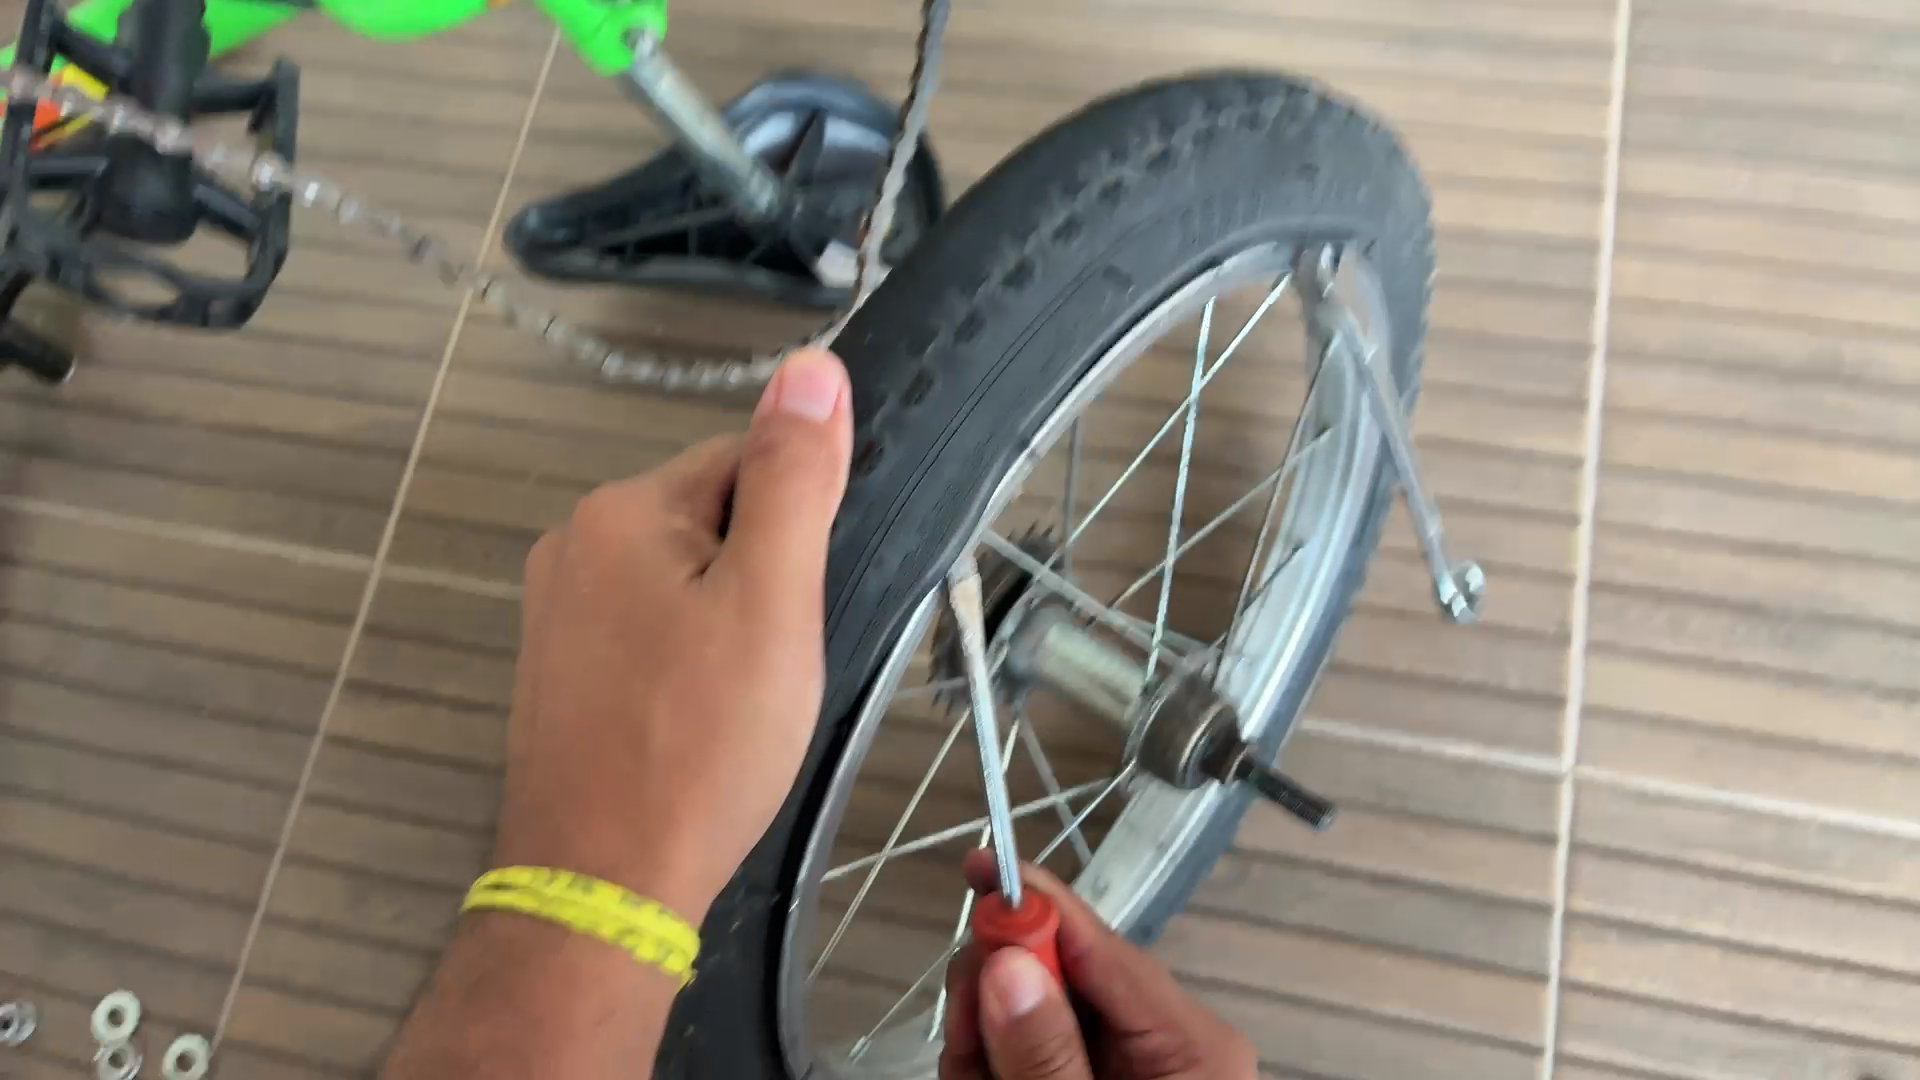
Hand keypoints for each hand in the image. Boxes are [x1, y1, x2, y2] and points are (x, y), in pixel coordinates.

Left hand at [493, 348, 853, 921]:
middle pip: (716, 518)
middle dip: (765, 571)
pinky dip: (694, 646)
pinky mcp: (561, 663)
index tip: (806, 598)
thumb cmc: (704, 737)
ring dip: (734, 611)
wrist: (606, 884)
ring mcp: (560, 607)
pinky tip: (704, 705)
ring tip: (749, 687)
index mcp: (626, 509)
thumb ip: (794, 478)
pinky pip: (653, 621)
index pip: (747, 465)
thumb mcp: (773, 599)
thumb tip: (812, 366)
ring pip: (688, 574)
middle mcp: (577, 541)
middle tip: (781, 654)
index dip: (797, 526)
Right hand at [940, 852, 1257, 1079]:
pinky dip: (989, 1066)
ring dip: (983, 1040)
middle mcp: (1156, 1039)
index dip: (1033, 897)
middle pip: (1057, 968)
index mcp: (1185, 1040)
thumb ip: (1047, 1057)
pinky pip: (1025, 1047)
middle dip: (996, 991)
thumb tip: (1006, 961)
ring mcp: (1122, 1063)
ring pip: (1029, 1007)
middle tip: (962, 1043)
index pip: (1097, 938)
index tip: (975, 868)